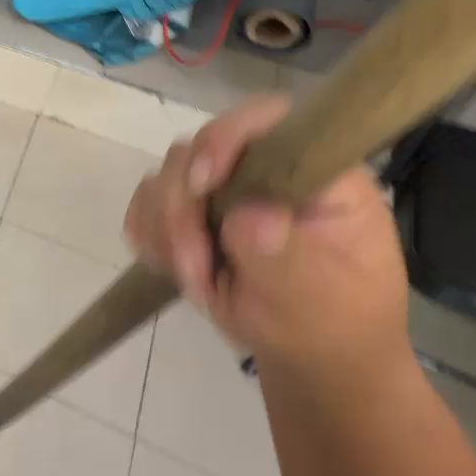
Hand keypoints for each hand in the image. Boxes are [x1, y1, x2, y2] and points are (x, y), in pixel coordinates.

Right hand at [123, 95, 411, 384]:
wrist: (308, 357)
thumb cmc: (329, 325)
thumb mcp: (317, 301)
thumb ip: (284, 255)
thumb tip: (251, 215)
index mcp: (315, 173)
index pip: (268, 119)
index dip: (227, 137)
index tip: (204, 184)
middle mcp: (263, 167)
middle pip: (198, 151)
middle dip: (183, 211)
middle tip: (194, 267)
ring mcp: (222, 187)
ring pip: (163, 178)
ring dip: (166, 232)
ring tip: (196, 283)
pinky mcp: (187, 209)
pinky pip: (145, 205)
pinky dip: (150, 237)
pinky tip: (175, 270)